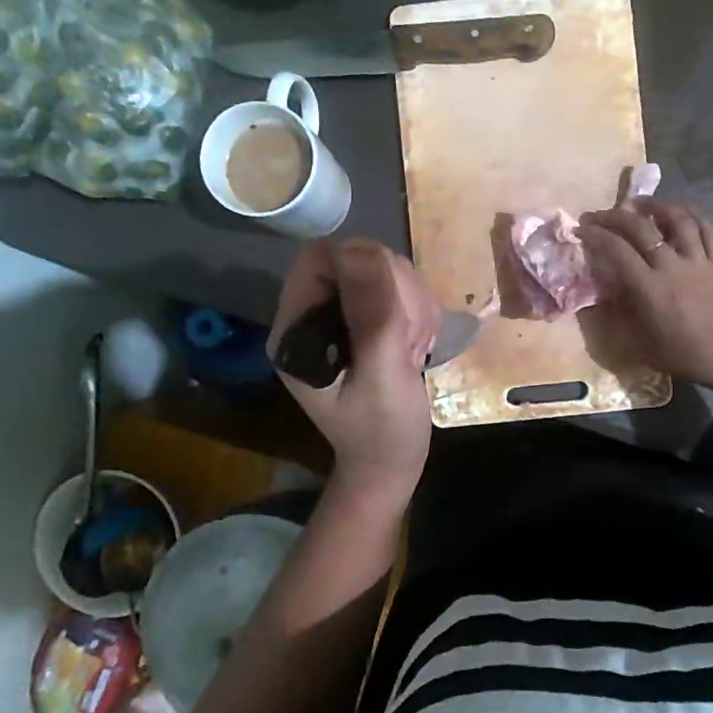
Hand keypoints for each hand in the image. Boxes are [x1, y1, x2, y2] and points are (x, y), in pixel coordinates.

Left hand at [268, 238, 438, 493]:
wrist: (391, 463)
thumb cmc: (382, 430)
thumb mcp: (382, 374)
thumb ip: (372, 313)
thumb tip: (362, 249)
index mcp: (296, 329)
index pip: (318, 260)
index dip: (361, 264)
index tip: (394, 301)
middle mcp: (311, 316)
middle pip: (355, 259)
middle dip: (395, 288)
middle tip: (410, 336)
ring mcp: (338, 317)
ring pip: (381, 270)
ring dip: (411, 301)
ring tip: (414, 346)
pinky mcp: (363, 320)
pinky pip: (396, 288)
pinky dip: (417, 309)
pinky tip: (417, 344)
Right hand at [579, 200, 712, 392]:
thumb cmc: (683, 356)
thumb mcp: (640, 343)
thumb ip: (620, 315)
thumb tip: (604, 295)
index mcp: (649, 288)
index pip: (616, 250)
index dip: (595, 235)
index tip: (580, 229)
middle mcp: (673, 267)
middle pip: (642, 228)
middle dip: (615, 216)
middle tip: (599, 215)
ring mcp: (699, 261)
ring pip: (677, 220)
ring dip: (655, 206)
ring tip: (639, 203)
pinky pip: (706, 229)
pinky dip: (690, 214)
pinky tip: (679, 211)